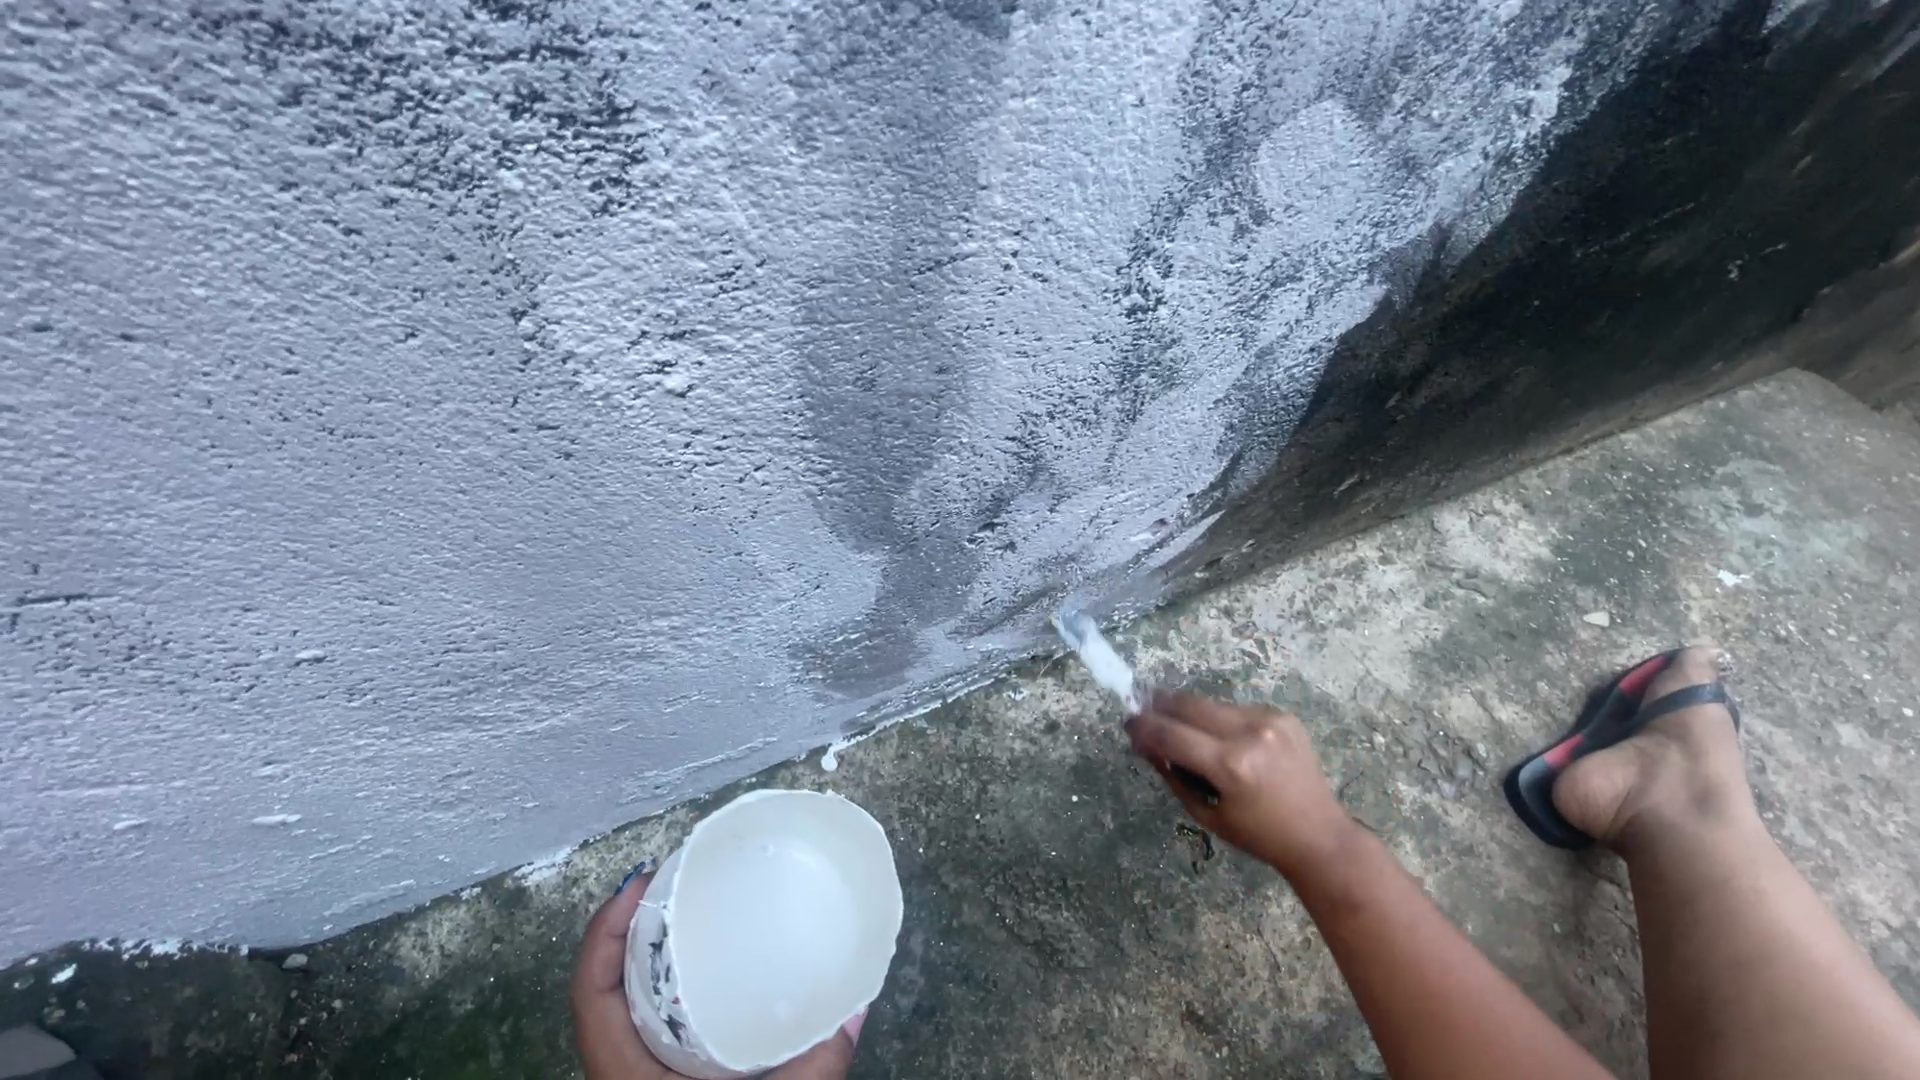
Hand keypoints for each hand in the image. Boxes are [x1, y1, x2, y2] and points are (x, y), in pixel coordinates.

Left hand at [570, 871, 861, 1079]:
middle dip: (625, 930)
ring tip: (681, 917)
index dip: (602, 931)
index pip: (590, 992)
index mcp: (623, 1076)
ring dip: (639, 959)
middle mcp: (616, 1075)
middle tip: (671, 885)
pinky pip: (642, 1028)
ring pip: (619, 1010)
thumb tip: (856, 1007)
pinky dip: (659, 991)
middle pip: (600, 989)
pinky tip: (698, 979)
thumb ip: (814, 1067)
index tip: (639, 883)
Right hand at [1125, 691, 1356, 876]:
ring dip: (1188, 713)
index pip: (1170, 733)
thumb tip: (1143, 742)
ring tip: (1180, 728)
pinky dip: (1218, 720)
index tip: (1127, 723)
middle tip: (1143, 713)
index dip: (1142, 726)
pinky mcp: (1282, 714)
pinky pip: (1234, 709)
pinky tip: (1222, 738)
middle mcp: (1250, 733)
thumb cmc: (1257, 835)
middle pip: (1187, 704)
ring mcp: (1269, 720)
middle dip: (1159, 707)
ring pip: (1209, 703)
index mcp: (1231, 766)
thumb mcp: (1205, 813)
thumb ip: (1171, 773)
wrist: (1319, 835)